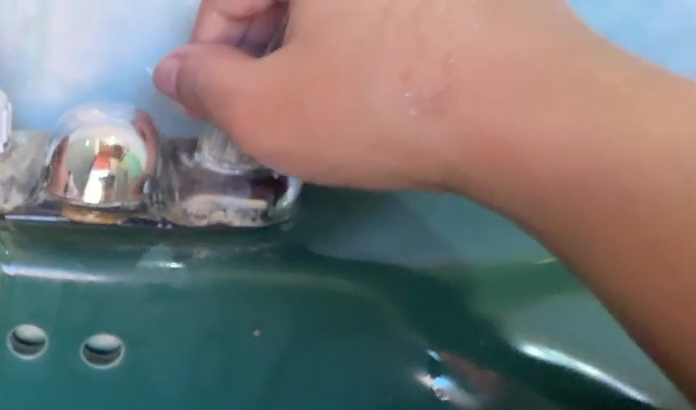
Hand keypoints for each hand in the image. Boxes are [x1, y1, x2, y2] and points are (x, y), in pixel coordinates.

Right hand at [152, 0, 613, 191]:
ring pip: (328, 6)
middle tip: (265, 112)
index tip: (220, 107)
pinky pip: (379, 10)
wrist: (523, 106)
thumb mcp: (261, 110)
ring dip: (303, 49)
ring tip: (318, 106)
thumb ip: (201, 85)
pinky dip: (356, 40)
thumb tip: (172, 68)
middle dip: (256, 52)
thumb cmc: (372, 106)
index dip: (207, 56)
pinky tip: (369, 85)